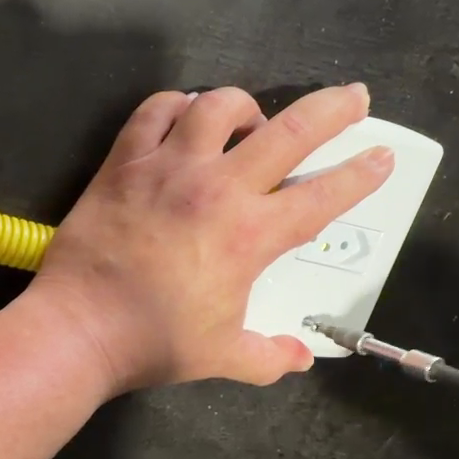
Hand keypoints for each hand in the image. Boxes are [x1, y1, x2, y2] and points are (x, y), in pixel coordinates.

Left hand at [25, 85, 393, 393]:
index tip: (379, 157)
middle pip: (290, 132)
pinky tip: (182, 118)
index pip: (323, 197)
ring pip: (218, 106)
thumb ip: (269, 357)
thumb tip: (301, 359)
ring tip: (249, 121)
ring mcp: (168, 169)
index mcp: (251, 236)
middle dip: (332, 110)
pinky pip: (154, 112)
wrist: (79, 328)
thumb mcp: (221, 357)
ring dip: (244, 106)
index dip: (360, 174)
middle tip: (352, 99)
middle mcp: (217, 189)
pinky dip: (175, 107)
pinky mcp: (124, 163)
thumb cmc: (152, 343)